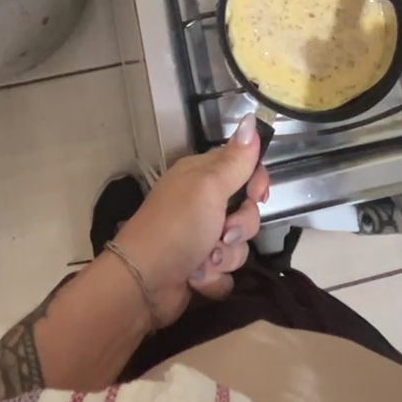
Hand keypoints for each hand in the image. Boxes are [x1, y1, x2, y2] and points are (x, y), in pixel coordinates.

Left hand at [111, 121, 269, 323]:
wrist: (143, 283)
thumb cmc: (177, 226)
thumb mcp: (209, 187)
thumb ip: (236, 159)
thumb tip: (251, 118)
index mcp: (202, 175)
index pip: (243, 168)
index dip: (256, 182)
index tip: (258, 196)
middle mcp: (203, 203)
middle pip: (246, 210)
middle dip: (241, 227)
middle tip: (223, 233)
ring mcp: (202, 237)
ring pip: (239, 244)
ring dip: (225, 257)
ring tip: (205, 261)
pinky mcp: (202, 268)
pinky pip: (227, 272)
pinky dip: (214, 279)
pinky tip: (196, 279)